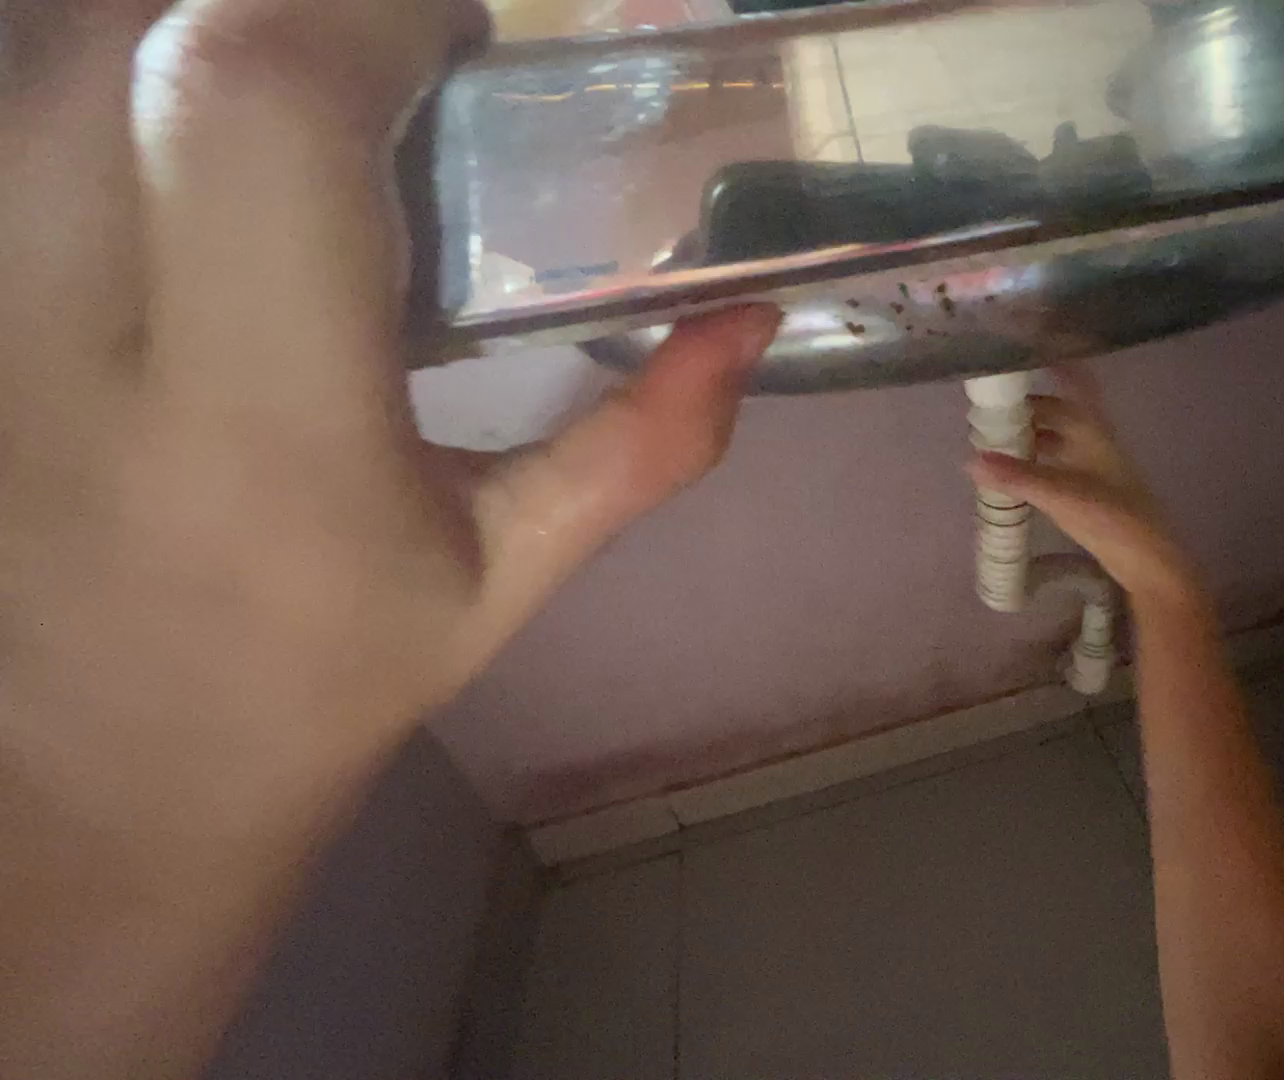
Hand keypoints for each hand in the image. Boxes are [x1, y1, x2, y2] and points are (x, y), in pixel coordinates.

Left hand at [1, 0, 778, 815]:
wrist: (104, 761)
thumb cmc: (341, 666)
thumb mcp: (518, 569)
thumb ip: (644, 445)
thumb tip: (746, 326)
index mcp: (263, 424)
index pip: (262, 116)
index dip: (361, 19)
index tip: (465, 35)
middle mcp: (67, 331)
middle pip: (143, 34)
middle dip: (306, 13)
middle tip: (426, 64)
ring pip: (63, 47)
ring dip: (230, 37)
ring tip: (354, 109)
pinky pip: (30, 103)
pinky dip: (149, 73)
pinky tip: (245, 153)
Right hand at [966, 364, 1203, 610]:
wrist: (1147, 560)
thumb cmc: (1112, 518)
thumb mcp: (1061, 495)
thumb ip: (1016, 478)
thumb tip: (969, 460)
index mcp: (1092, 431)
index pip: (1074, 384)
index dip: (1054, 364)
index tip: (1025, 350)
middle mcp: (1092, 442)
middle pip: (1056, 412)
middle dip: (1026, 407)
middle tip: (988, 409)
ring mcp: (1090, 467)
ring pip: (1054, 438)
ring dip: (1028, 434)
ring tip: (992, 438)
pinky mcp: (1086, 490)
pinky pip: (1053, 463)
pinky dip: (1033, 460)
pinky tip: (1013, 471)